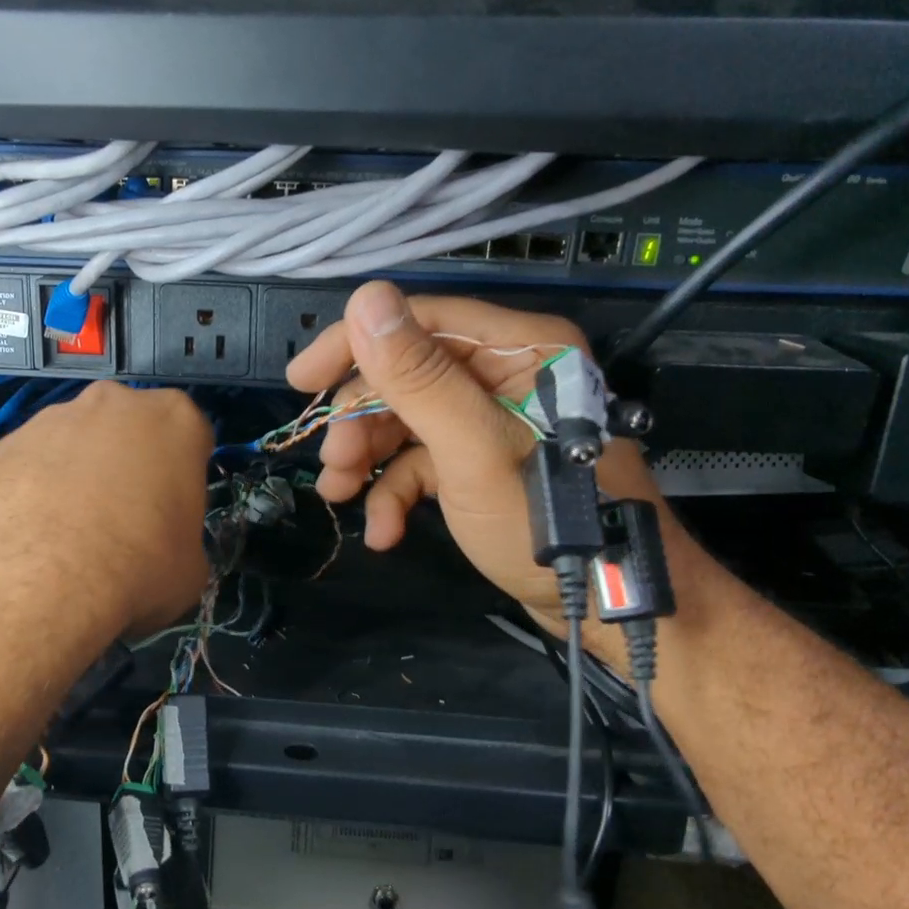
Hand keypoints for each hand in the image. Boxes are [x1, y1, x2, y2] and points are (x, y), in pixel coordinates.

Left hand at [0, 381, 213, 635]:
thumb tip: (164, 547)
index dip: (181, 475)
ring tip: (69, 529)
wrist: (42, 582)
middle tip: (123, 518)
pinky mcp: (7, 443)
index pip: (190, 437)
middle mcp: (115, 402)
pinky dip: (36, 488)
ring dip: (78, 472)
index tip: (171, 508)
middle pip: (129, 428)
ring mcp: (54, 417)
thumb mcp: (191, 566)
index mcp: (175, 420)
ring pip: (77, 440)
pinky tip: (34, 531)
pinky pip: (33, 463)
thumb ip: (182, 536)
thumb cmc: (138, 568)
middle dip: (127, 462)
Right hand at [286, 281, 669, 626]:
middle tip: (332, 466)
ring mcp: (491, 422)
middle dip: (360, 422)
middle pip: (406, 377)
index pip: (419, 322)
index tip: (301, 380)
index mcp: (518, 350)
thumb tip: (365, 300)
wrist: (607, 608)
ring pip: (406, 422)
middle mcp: (504, 376)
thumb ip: (420, 376)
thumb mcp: (475, 449)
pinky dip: (396, 494)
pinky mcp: (482, 464)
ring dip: (368, 460)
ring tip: (341, 497)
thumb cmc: (549, 521)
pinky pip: (423, 464)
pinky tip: (385, 532)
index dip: (354, 345)